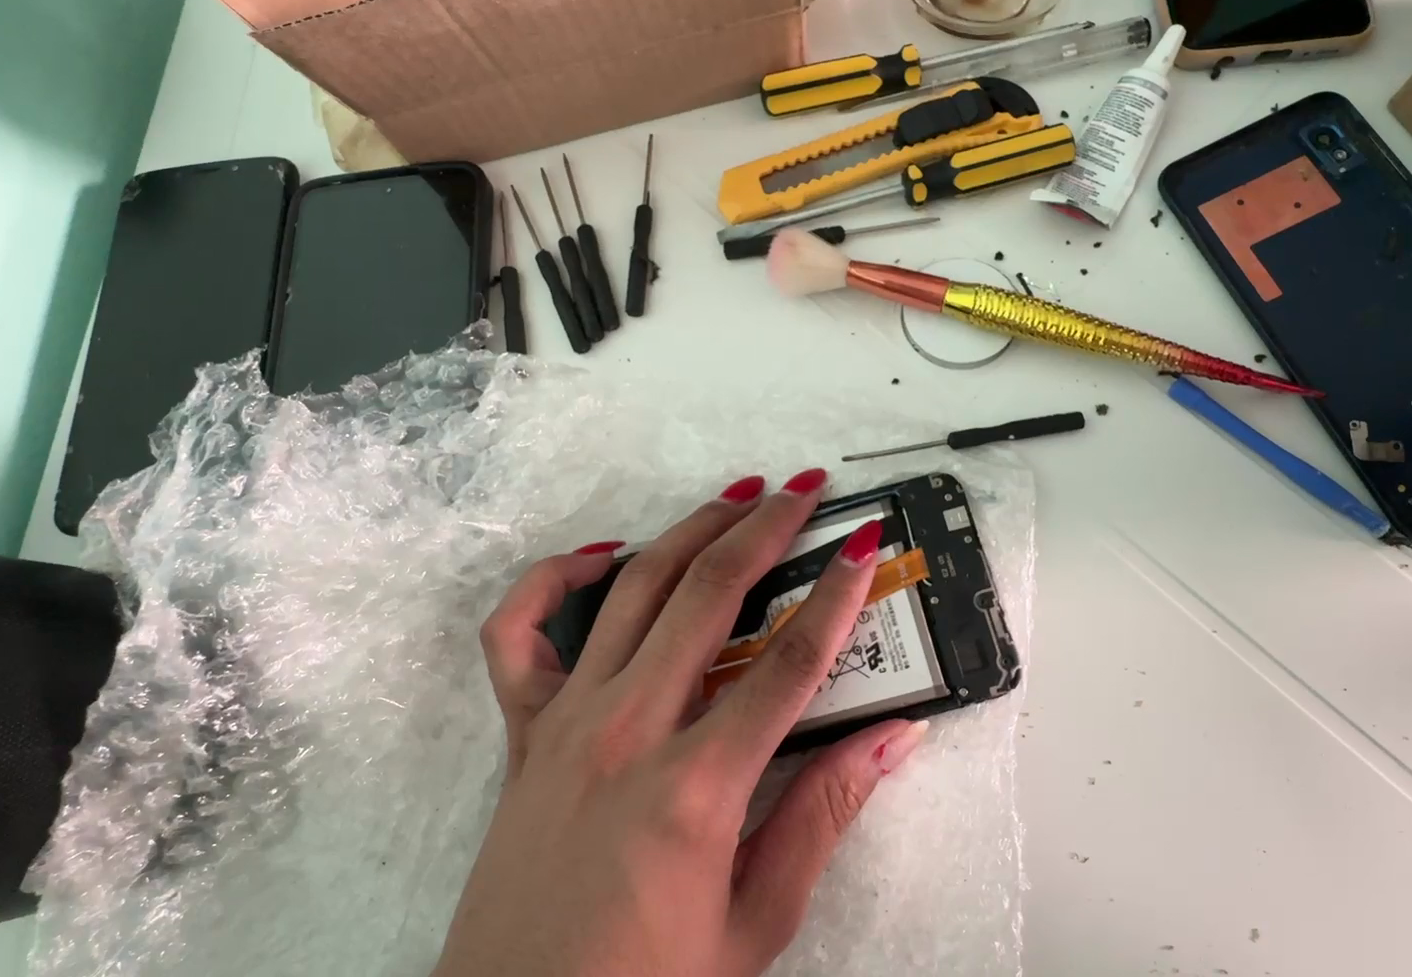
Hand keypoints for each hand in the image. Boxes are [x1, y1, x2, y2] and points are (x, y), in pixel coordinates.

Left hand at [433, 469, 928, 976]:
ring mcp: (566, 721)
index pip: (789, 665)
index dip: (836, 597)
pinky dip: (556, 578)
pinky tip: (604, 557)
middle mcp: (627, 732)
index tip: (863, 547)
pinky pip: (519, 630)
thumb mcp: (756, 920)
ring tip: (736, 496)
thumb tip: (892, 738)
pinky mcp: (523, 730)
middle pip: (709, 595)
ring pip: (633, 590)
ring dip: (689, 531)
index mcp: (695, 788)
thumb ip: (824, 815)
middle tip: (805, 491)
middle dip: (766, 530)